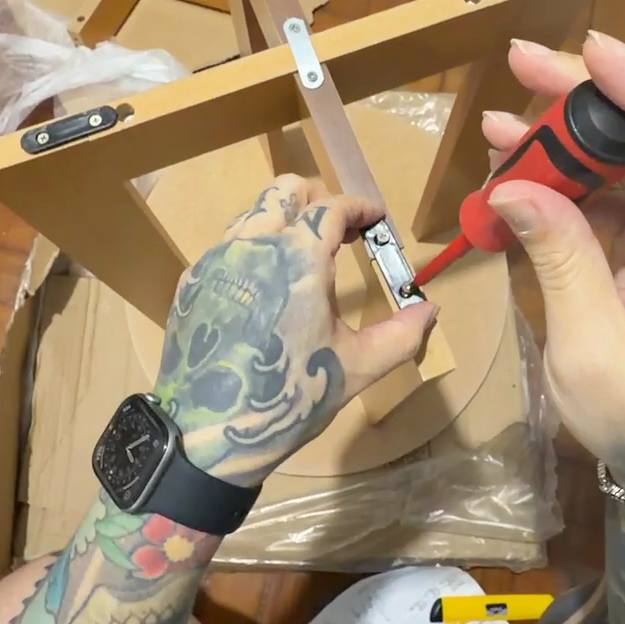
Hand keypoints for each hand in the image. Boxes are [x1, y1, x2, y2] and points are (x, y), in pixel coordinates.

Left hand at [152, 174, 439, 487]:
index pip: (333, 206)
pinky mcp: (194, 278)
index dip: (361, 207)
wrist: (208, 434)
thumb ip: (401, 334)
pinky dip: (258, 246)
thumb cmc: (291, 397)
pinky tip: (269, 286)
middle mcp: (254, 245)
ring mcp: (218, 258)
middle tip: (342, 230)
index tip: (377, 220)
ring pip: (255, 211)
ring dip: (287, 218)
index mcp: (297, 258)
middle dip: (320, 199)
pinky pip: (231, 242)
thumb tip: (430, 309)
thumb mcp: (357, 367)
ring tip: (306, 255)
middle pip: (288, 189)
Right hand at [481, 32, 624, 491]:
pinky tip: (510, 159)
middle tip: (528, 65)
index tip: (598, 59)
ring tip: (503, 113)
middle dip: (600, 98)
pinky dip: (559, 173)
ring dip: (569, 131)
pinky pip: (607, 190)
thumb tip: (511, 187)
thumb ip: (562, 264)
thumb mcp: (596, 355)